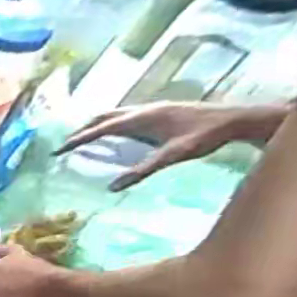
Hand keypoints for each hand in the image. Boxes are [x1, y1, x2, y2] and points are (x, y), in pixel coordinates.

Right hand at [60, 101, 249, 189]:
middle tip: (65, 145)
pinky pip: (128, 116)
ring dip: (97, 125)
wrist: (239, 119)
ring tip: (84, 138)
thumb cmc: (206, 137)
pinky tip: (115, 135)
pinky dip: (112, 125)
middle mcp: (146, 109)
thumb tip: (111, 188)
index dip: (77, 140)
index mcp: (144, 118)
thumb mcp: (172, 156)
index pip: (101, 128)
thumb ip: (141, 171)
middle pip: (105, 117)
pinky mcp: (163, 111)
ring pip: (116, 114)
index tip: (58, 151)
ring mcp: (155, 108)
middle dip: (82, 130)